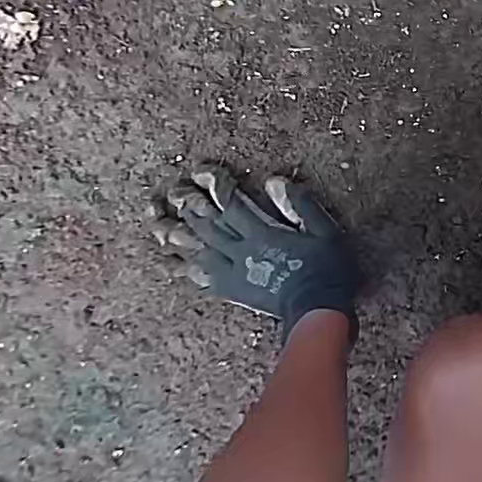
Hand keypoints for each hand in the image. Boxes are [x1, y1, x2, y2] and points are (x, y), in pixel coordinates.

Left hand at [153, 163, 360, 342]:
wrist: (316, 311)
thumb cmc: (325, 268)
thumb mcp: (324, 230)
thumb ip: (300, 205)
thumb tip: (274, 181)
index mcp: (263, 233)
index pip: (231, 203)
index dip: (215, 184)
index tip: (203, 170)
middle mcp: (241, 251)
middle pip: (205, 224)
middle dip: (187, 203)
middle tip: (173, 188)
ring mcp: (232, 272)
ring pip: (195, 248)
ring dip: (173, 231)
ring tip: (156, 216)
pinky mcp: (230, 289)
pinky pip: (199, 276)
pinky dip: (182, 265)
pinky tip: (170, 257)